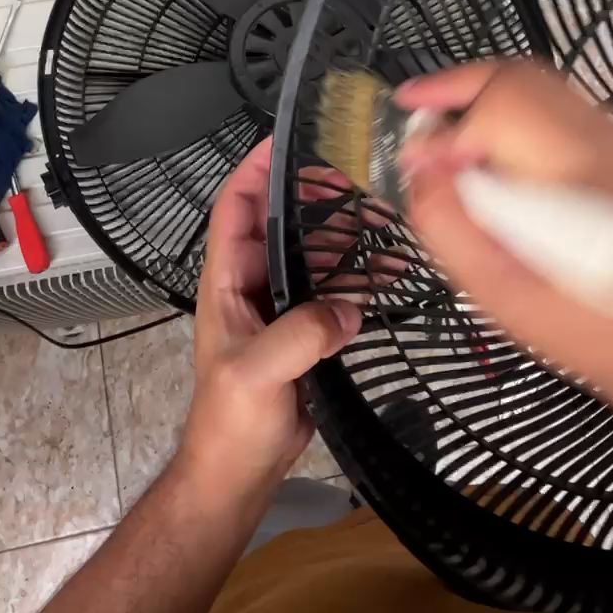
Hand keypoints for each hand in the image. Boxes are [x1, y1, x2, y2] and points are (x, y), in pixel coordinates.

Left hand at [175, 140, 361, 501]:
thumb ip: (298, 335)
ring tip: (381, 223)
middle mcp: (250, 283)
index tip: (284, 142)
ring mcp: (277, 305)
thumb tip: (346, 309)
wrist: (239, 470)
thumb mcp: (255, 374)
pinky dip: (355, 277)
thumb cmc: (229, 421)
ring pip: (310, 253)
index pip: (235, 208)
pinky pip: (329, 289)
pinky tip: (386, 273)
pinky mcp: (302, 328)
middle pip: (280, 221)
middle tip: (355, 182)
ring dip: (342, 236)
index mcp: (226, 280)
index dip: (255, 170)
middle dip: (314, 198)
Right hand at [395, 60, 612, 392]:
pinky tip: (484, 146)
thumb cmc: (578, 325)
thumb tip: (418, 160)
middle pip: (519, 78)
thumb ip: (445, 220)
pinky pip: (553, 104)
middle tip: (411, 106)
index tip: (413, 157)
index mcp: (588, 178)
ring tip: (438, 125)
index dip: (447, 126)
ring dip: (479, 98)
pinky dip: (508, 113)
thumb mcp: (496, 290)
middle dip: (456, 88)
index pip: (503, 106)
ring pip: (536, 84)